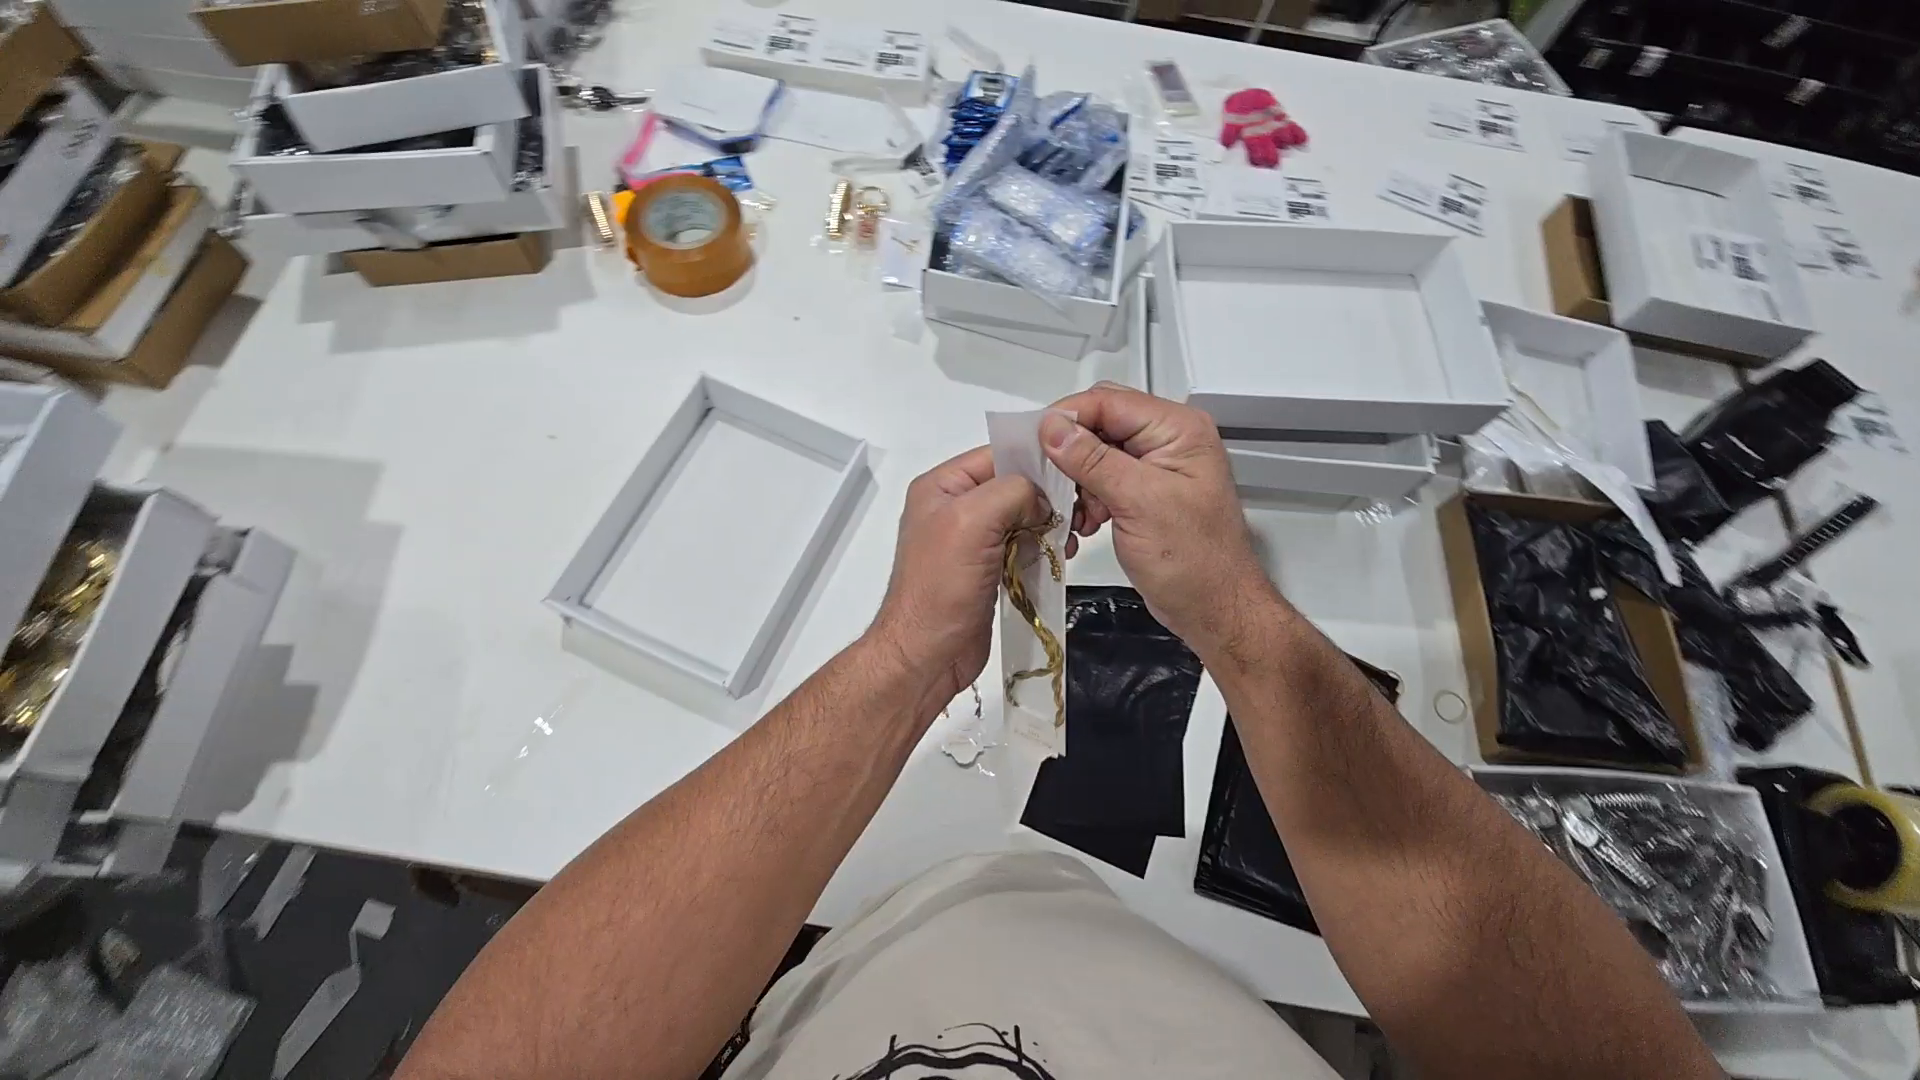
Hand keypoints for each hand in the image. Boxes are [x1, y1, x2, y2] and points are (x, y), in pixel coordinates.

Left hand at [868, 447, 1050, 704]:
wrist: (927, 656)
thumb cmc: (941, 589)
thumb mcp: (972, 522)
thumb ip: (1011, 492)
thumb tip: (1040, 499)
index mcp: (941, 487)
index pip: (997, 455)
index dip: (1034, 461)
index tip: (1072, 474)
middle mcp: (954, 508)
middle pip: (1014, 486)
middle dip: (1047, 497)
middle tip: (1077, 513)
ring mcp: (971, 541)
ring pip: (1022, 518)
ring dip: (1049, 526)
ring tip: (1070, 539)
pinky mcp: (987, 570)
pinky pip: (1023, 547)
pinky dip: (1043, 550)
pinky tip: (1060, 557)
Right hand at [1042, 384, 1281, 660]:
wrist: (1214, 611)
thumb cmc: (1191, 560)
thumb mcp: (1139, 503)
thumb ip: (1093, 460)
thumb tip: (1050, 427)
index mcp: (1177, 429)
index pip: (1107, 402)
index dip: (1066, 418)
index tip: (1031, 444)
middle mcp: (1166, 439)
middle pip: (1099, 424)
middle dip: (1069, 452)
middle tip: (1047, 480)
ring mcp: (1154, 467)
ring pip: (1094, 453)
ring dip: (1075, 480)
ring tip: (1075, 513)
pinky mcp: (1142, 494)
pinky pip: (1100, 480)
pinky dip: (1085, 498)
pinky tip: (1084, 524)